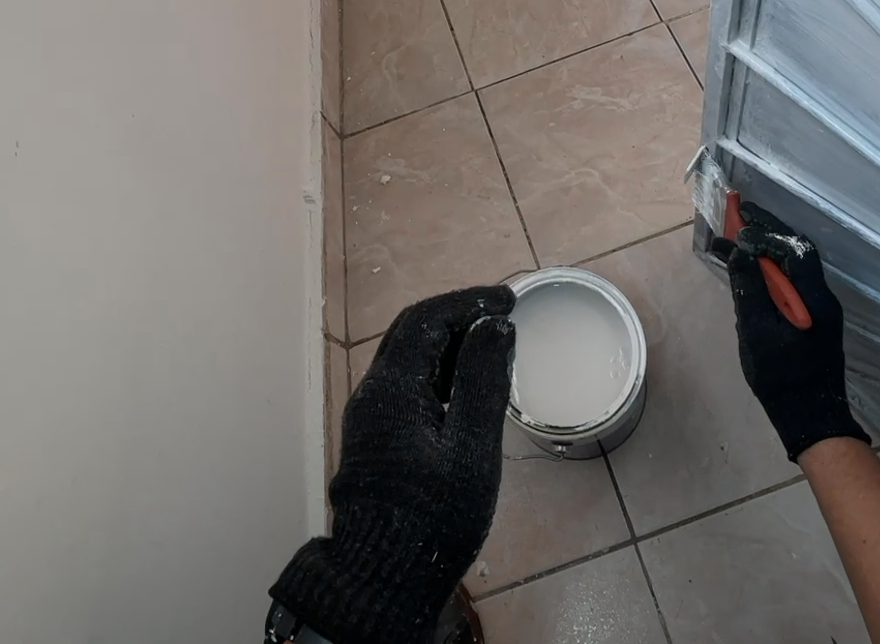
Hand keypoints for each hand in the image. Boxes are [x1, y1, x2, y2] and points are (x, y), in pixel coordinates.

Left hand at [270, 286, 516, 643]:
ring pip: (410, 357)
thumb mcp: (471, 448)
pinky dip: (441, 367)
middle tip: (502, 314)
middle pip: (414, 332)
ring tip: (493, 341)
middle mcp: (374, 393)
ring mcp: (372, 415)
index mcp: (392, 388)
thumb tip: (496, 324)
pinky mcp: (377, 435)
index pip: (426, 319)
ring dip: (450, 340)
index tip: (508, 299)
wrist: (382, 580)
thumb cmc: (433, 516)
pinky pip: (409, 382)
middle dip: (458, 314)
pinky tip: (469, 381)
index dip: (468, 301)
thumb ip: (483, 381)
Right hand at [714, 201, 866, 459]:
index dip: (768, 230)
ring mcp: (821, 309)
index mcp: (814, 298)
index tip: (741, 220)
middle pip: (797, 252)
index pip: (795, 249)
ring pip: (795, 267)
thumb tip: (739, 252)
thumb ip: (749, 288)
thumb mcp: (756, 330)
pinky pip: (793, 283)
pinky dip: (772, 270)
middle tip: (738, 217)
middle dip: (768, 232)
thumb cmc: (781, 375)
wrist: (810, 416)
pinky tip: (753, 271)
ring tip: (739, 239)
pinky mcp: (814, 320)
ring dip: (768, 250)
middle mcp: (823, 298)